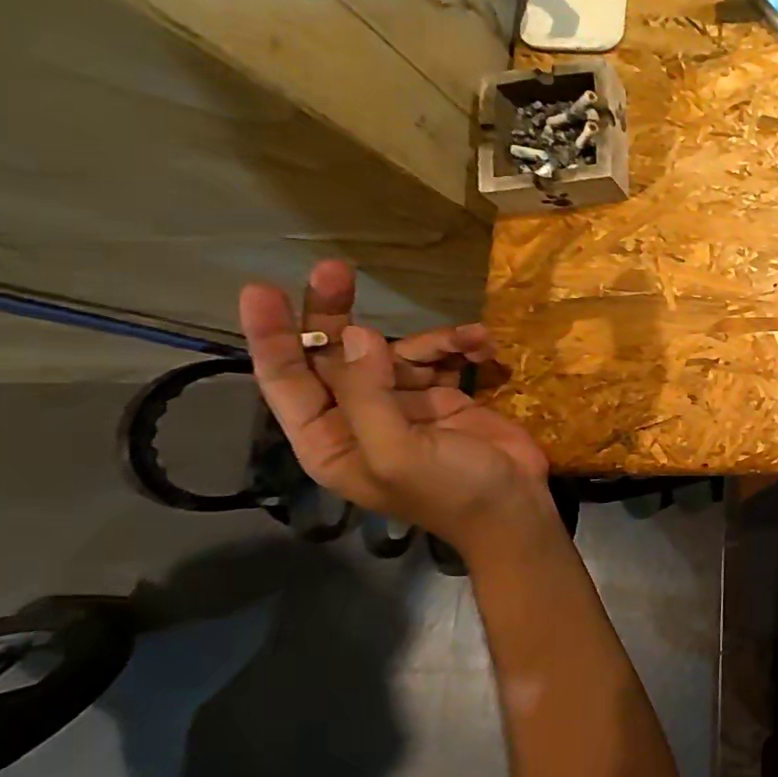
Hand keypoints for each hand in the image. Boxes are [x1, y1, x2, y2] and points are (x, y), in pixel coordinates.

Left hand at [238, 260, 550, 544]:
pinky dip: (463, 347)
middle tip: (335, 270)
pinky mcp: (447, 395)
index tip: (262, 290)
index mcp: (332, 440)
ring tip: (471, 339)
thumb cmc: (449, 490)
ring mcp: (406, 403)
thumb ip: (369, 394)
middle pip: (336, 354)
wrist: (515, 506)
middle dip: (336, 314)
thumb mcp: (397, 452)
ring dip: (435, 339)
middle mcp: (361, 416)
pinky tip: (487, 348)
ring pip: (400, 351)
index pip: (287, 382)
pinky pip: (444, 357)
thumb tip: (357, 334)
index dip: (272, 336)